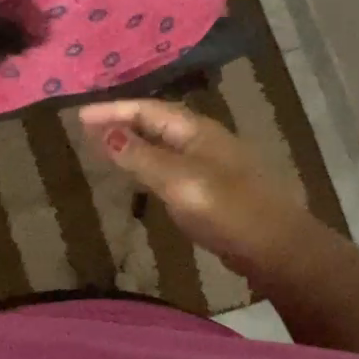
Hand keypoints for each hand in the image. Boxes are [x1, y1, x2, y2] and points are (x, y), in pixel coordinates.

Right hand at [79, 99, 322, 273]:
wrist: (279, 249)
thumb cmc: (228, 210)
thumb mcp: (179, 181)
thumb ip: (140, 157)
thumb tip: (102, 131)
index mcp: (197, 130)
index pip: (147, 109)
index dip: (112, 111)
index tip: (78, 116)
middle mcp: (205, 139)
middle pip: (157, 121)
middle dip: (122, 121)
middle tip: (87, 127)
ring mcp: (213, 163)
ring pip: (165, 142)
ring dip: (136, 141)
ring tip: (106, 146)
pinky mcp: (216, 188)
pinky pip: (173, 164)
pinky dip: (150, 162)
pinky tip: (142, 175)